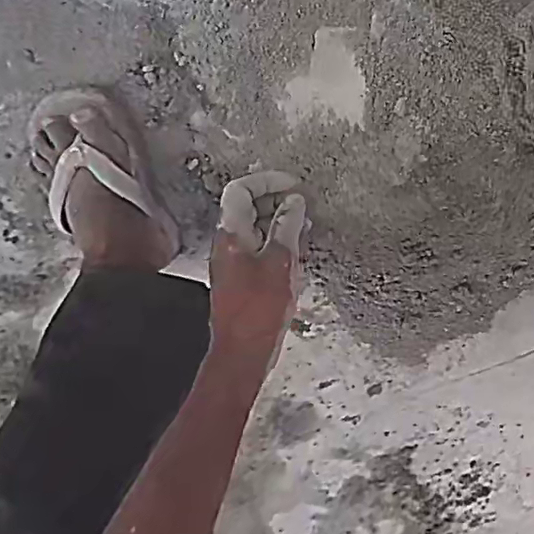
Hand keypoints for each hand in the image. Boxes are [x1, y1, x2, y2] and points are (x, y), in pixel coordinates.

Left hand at [208, 171, 308, 364]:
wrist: (242, 352)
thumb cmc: (260, 307)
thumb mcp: (281, 260)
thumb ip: (287, 226)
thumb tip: (294, 202)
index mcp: (231, 234)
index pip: (241, 189)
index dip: (268, 180)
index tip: (294, 186)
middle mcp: (227, 243)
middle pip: (247, 204)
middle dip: (276, 197)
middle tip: (303, 203)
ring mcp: (233, 260)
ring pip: (255, 225)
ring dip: (279, 219)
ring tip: (305, 224)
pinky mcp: (241, 276)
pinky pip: (259, 244)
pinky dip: (277, 238)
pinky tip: (297, 248)